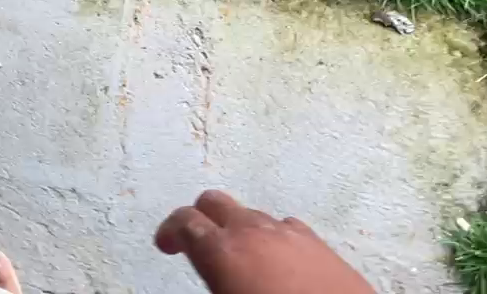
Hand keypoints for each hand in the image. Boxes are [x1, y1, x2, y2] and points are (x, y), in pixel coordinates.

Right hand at [154, 190, 377, 293]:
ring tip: (240, 262)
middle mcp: (253, 231)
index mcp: (224, 252)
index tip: (164, 245)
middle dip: (200, 217)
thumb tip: (214, 279)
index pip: (184, 222)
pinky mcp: (322, 245)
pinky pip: (286, 229)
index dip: (168, 230)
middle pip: (215, 202)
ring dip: (238, 229)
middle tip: (195, 243)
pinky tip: (281, 267)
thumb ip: (215, 283)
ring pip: (251, 214)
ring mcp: (290, 234)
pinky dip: (273, 239)